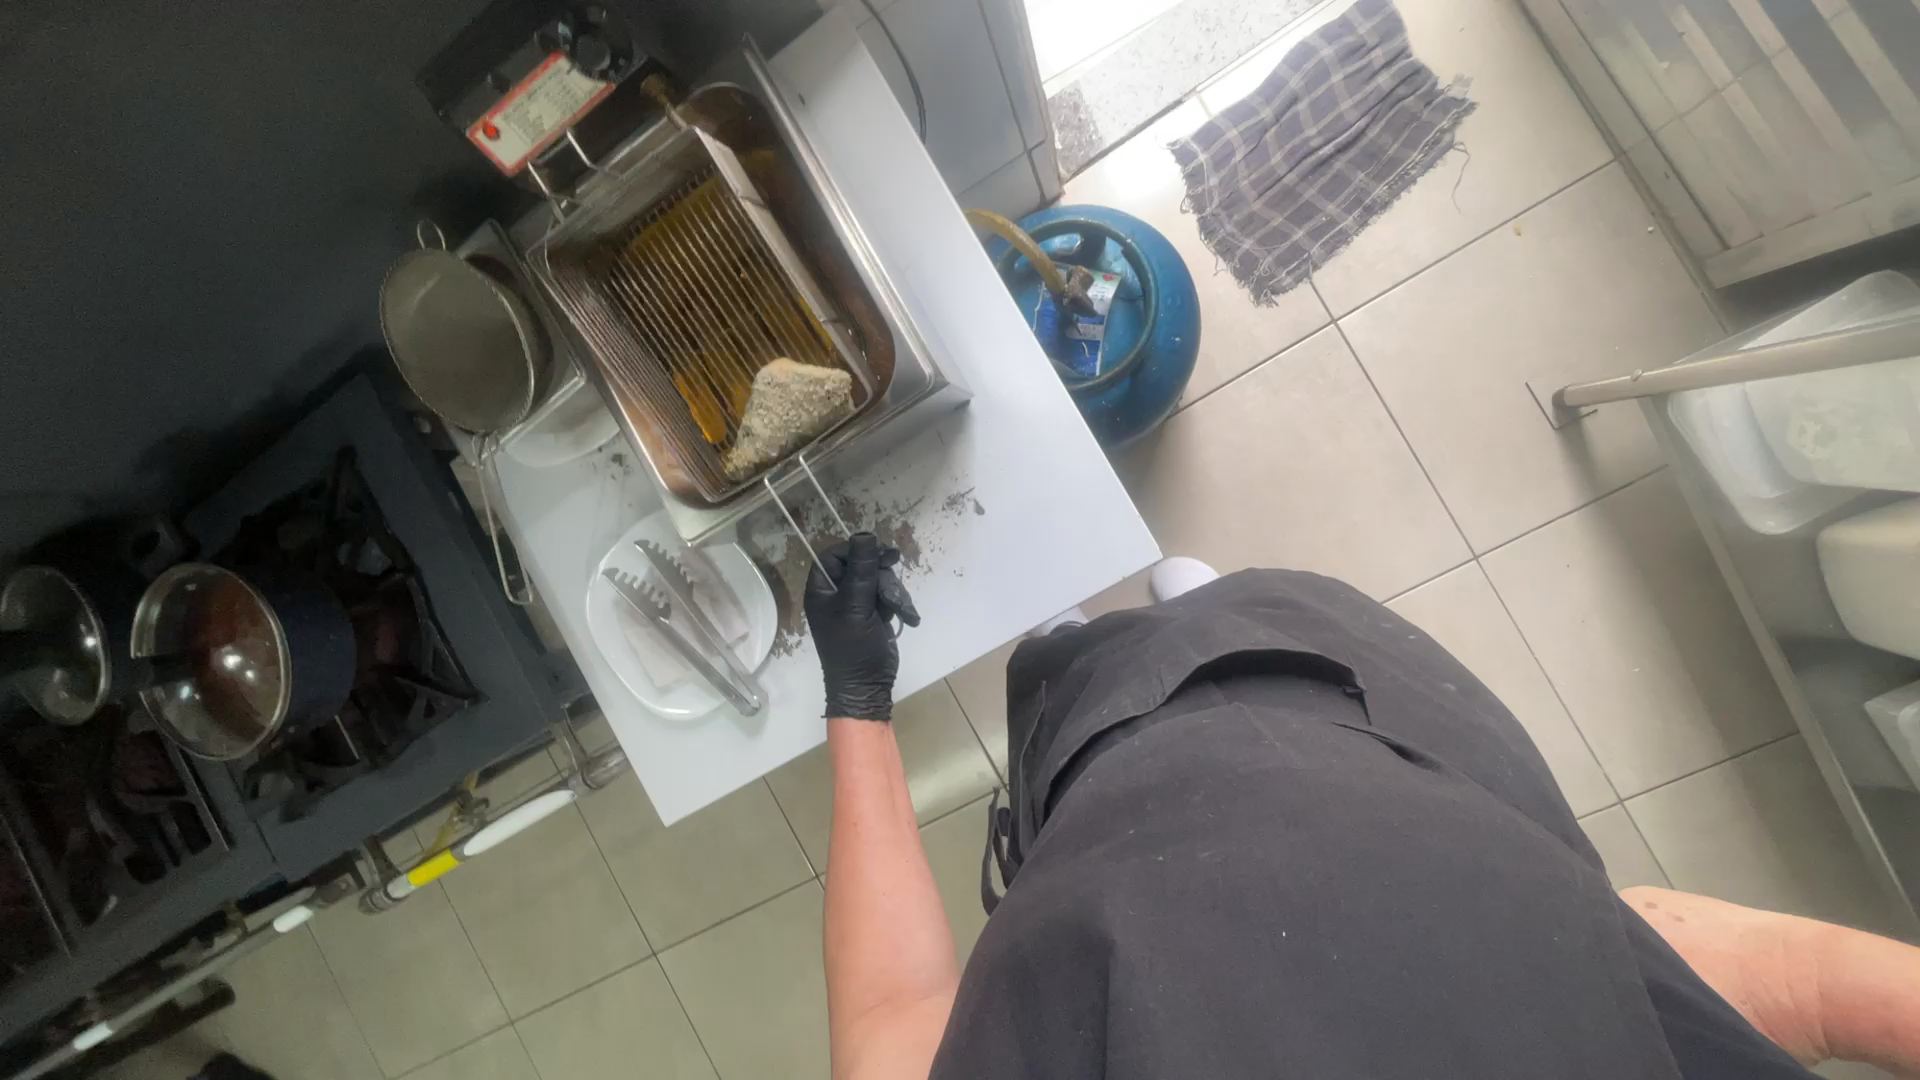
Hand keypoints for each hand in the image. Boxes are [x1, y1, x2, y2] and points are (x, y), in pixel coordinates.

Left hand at [805, 533, 919, 720]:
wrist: (868, 687)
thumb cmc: (853, 649)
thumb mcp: (856, 607)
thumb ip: (861, 570)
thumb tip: (864, 536)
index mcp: (821, 591)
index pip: (833, 557)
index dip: (854, 550)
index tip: (877, 551)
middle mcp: (837, 594)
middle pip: (862, 566)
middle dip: (881, 574)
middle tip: (895, 571)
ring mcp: (858, 604)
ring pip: (880, 580)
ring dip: (894, 592)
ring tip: (901, 610)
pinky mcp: (875, 614)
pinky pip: (889, 596)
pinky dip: (899, 604)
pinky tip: (907, 617)